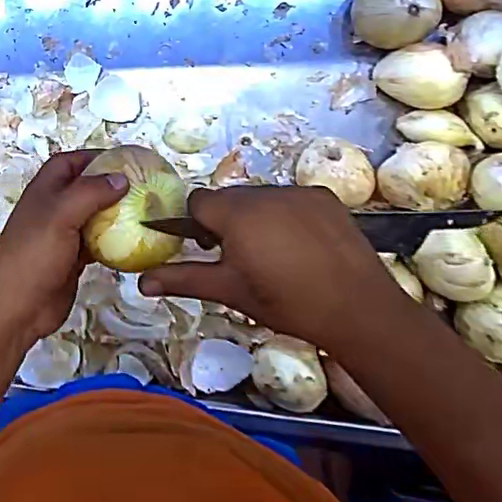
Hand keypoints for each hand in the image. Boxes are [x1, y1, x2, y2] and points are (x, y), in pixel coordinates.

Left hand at [0, 149, 126, 346]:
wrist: (18, 308)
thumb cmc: (33, 256)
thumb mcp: (61, 215)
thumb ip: (90, 192)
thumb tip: (121, 178)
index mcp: (44, 190)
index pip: (69, 162)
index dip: (93, 157)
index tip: (124, 160)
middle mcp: (53, 209)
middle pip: (84, 188)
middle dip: (109, 185)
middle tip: (142, 187)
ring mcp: (62, 235)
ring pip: (93, 216)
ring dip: (115, 214)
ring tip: (144, 211)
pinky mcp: (72, 258)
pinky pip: (97, 243)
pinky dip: (113, 241)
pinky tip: (133, 243)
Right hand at [139, 185, 399, 346]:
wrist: (359, 309)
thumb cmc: (287, 303)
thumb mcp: (230, 291)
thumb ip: (184, 279)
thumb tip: (141, 281)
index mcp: (235, 214)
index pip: (198, 201)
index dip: (199, 224)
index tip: (212, 249)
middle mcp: (262, 193)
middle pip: (229, 198)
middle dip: (228, 221)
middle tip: (244, 258)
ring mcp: (296, 191)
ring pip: (260, 197)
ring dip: (258, 217)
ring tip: (277, 254)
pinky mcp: (323, 195)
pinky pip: (291, 198)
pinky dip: (288, 215)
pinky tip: (303, 245)